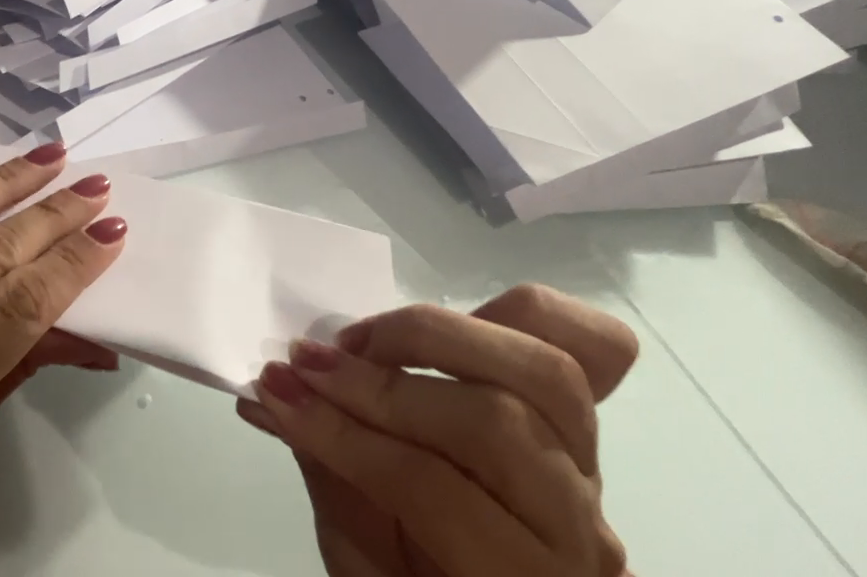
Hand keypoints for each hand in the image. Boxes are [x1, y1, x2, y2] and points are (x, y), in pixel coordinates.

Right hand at [237, 285, 637, 576]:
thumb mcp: (357, 563)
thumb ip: (327, 473)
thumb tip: (276, 390)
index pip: (432, 488)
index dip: (345, 436)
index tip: (277, 395)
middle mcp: (575, 522)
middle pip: (497, 418)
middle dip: (384, 383)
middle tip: (309, 365)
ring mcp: (590, 465)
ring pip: (544, 372)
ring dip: (433, 336)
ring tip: (363, 340)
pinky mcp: (583, 420)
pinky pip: (589, 347)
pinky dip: (526, 314)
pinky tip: (459, 314)